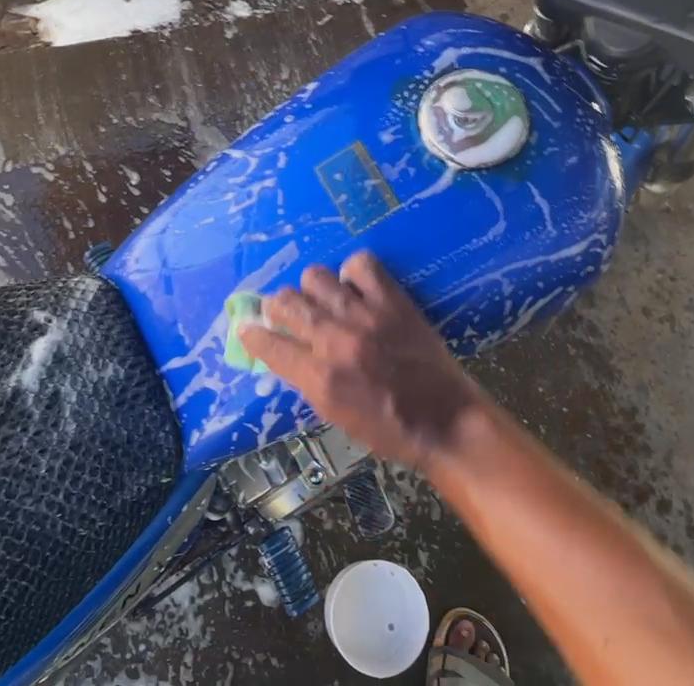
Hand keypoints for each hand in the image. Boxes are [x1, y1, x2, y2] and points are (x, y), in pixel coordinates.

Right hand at [239, 251, 488, 466]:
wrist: (446, 422)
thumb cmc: (389, 428)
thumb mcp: (334, 413)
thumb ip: (306, 378)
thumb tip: (284, 350)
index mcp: (319, 379)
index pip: (269, 345)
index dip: (252, 334)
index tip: (246, 327)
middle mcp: (336, 342)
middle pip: (286, 303)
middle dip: (276, 306)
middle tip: (284, 312)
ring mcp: (365, 317)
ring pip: (315, 277)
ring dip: (312, 288)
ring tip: (324, 299)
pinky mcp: (393, 301)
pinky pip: (360, 265)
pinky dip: (352, 274)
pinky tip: (356, 288)